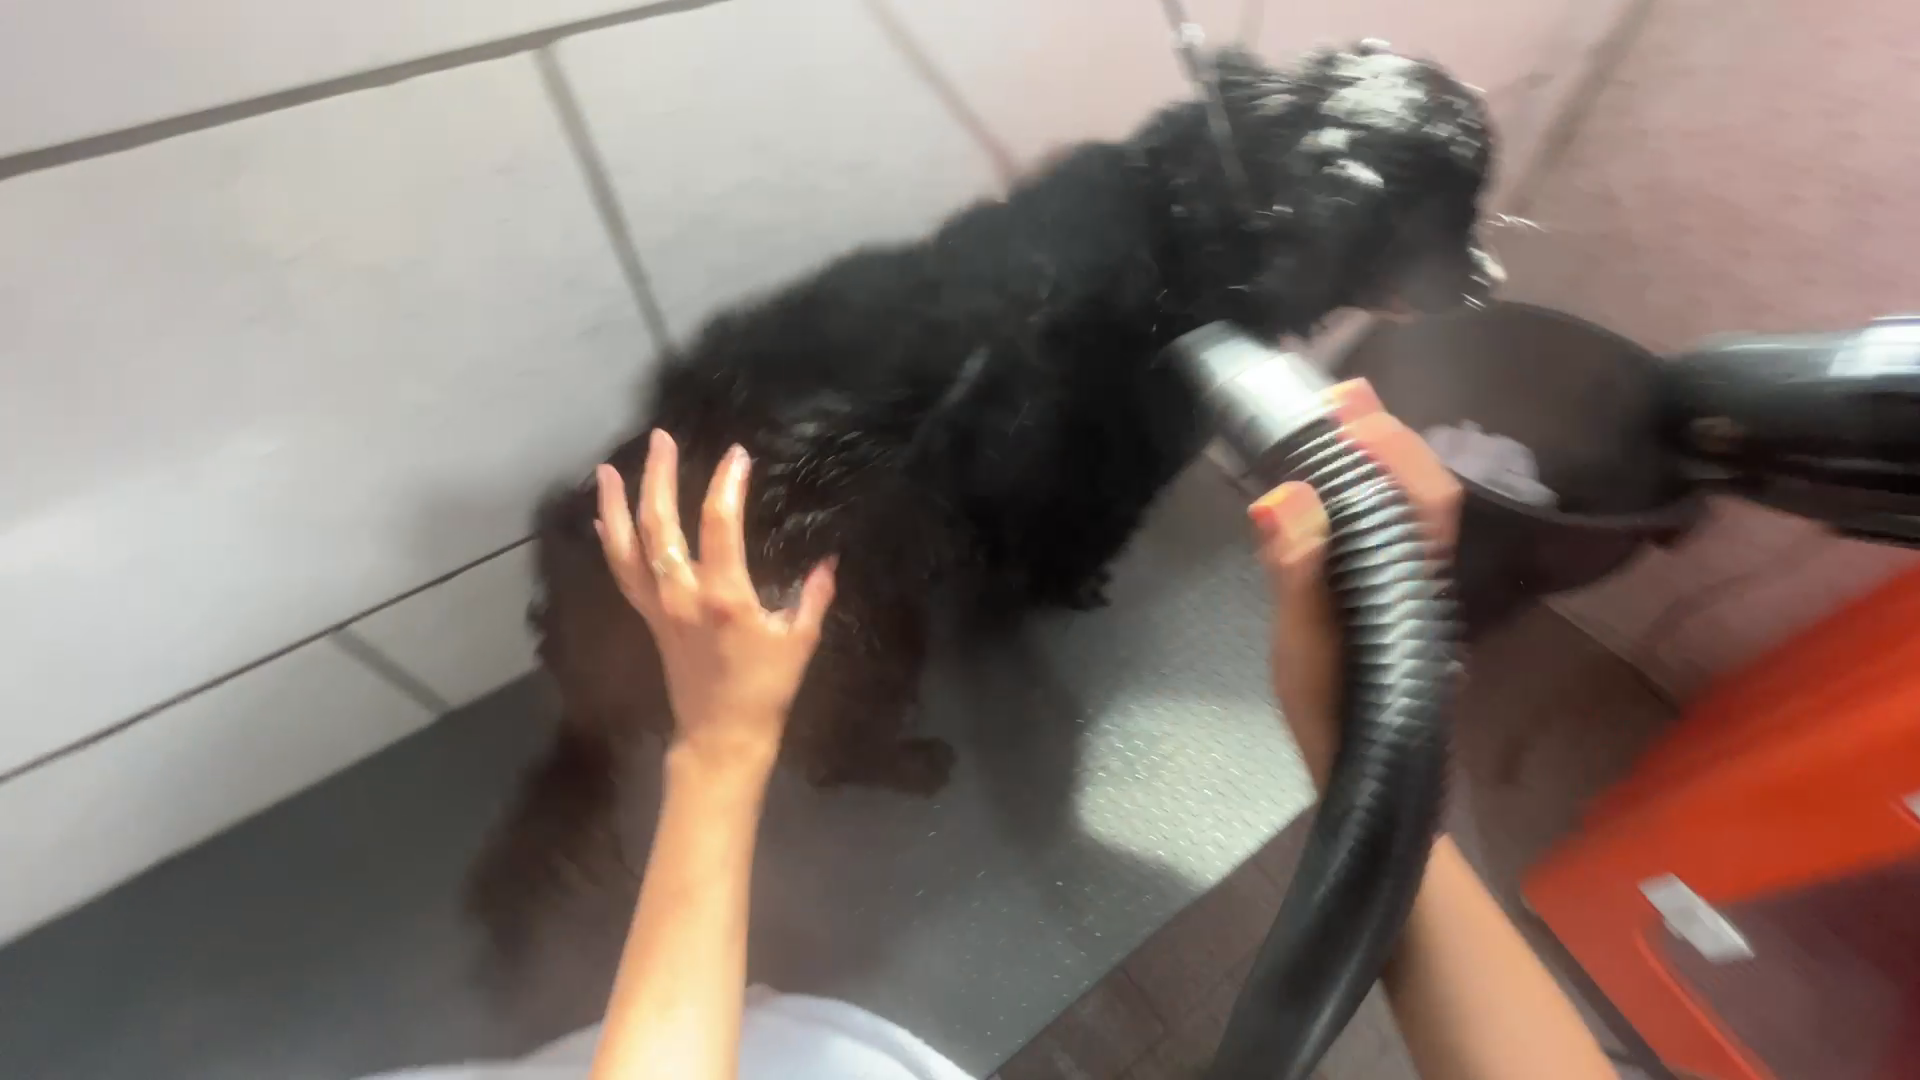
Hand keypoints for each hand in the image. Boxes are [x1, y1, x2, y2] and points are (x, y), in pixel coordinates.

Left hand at [594, 430, 836, 776]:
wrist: (720, 736)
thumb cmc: (766, 689)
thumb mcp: (800, 640)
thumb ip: (814, 594)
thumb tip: (830, 558)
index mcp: (724, 595)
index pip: (719, 524)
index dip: (726, 483)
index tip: (737, 454)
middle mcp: (682, 593)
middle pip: (659, 525)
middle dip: (658, 477)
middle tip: (660, 438)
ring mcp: (658, 606)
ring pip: (627, 547)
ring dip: (617, 505)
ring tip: (608, 468)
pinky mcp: (649, 619)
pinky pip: (622, 573)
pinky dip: (611, 542)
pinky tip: (605, 520)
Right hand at [1249, 380, 1460, 789]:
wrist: (1363, 772)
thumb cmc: (1333, 712)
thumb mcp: (1301, 645)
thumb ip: (1295, 572)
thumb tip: (1283, 496)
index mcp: (1407, 581)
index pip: (1416, 496)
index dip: (1386, 445)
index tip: (1343, 402)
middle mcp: (1418, 576)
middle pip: (1420, 495)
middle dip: (1384, 440)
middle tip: (1338, 399)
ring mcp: (1404, 590)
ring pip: (1407, 513)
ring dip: (1377, 464)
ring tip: (1336, 430)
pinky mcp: (1385, 603)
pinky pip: (1383, 533)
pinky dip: (1365, 496)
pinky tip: (1334, 493)